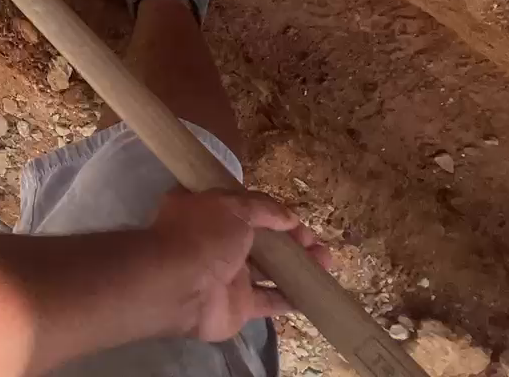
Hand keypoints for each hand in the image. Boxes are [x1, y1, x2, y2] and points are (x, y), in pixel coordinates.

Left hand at [143, 190, 332, 341]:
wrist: (180, 286)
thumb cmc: (202, 236)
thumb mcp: (230, 206)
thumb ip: (261, 208)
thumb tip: (288, 216)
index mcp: (202, 207)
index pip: (238, 204)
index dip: (266, 210)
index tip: (292, 218)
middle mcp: (213, 237)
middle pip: (257, 237)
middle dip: (288, 240)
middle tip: (317, 245)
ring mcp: (226, 271)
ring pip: (268, 268)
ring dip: (297, 266)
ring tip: (327, 264)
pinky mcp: (238, 303)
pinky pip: (271, 299)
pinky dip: (293, 297)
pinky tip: (316, 294)